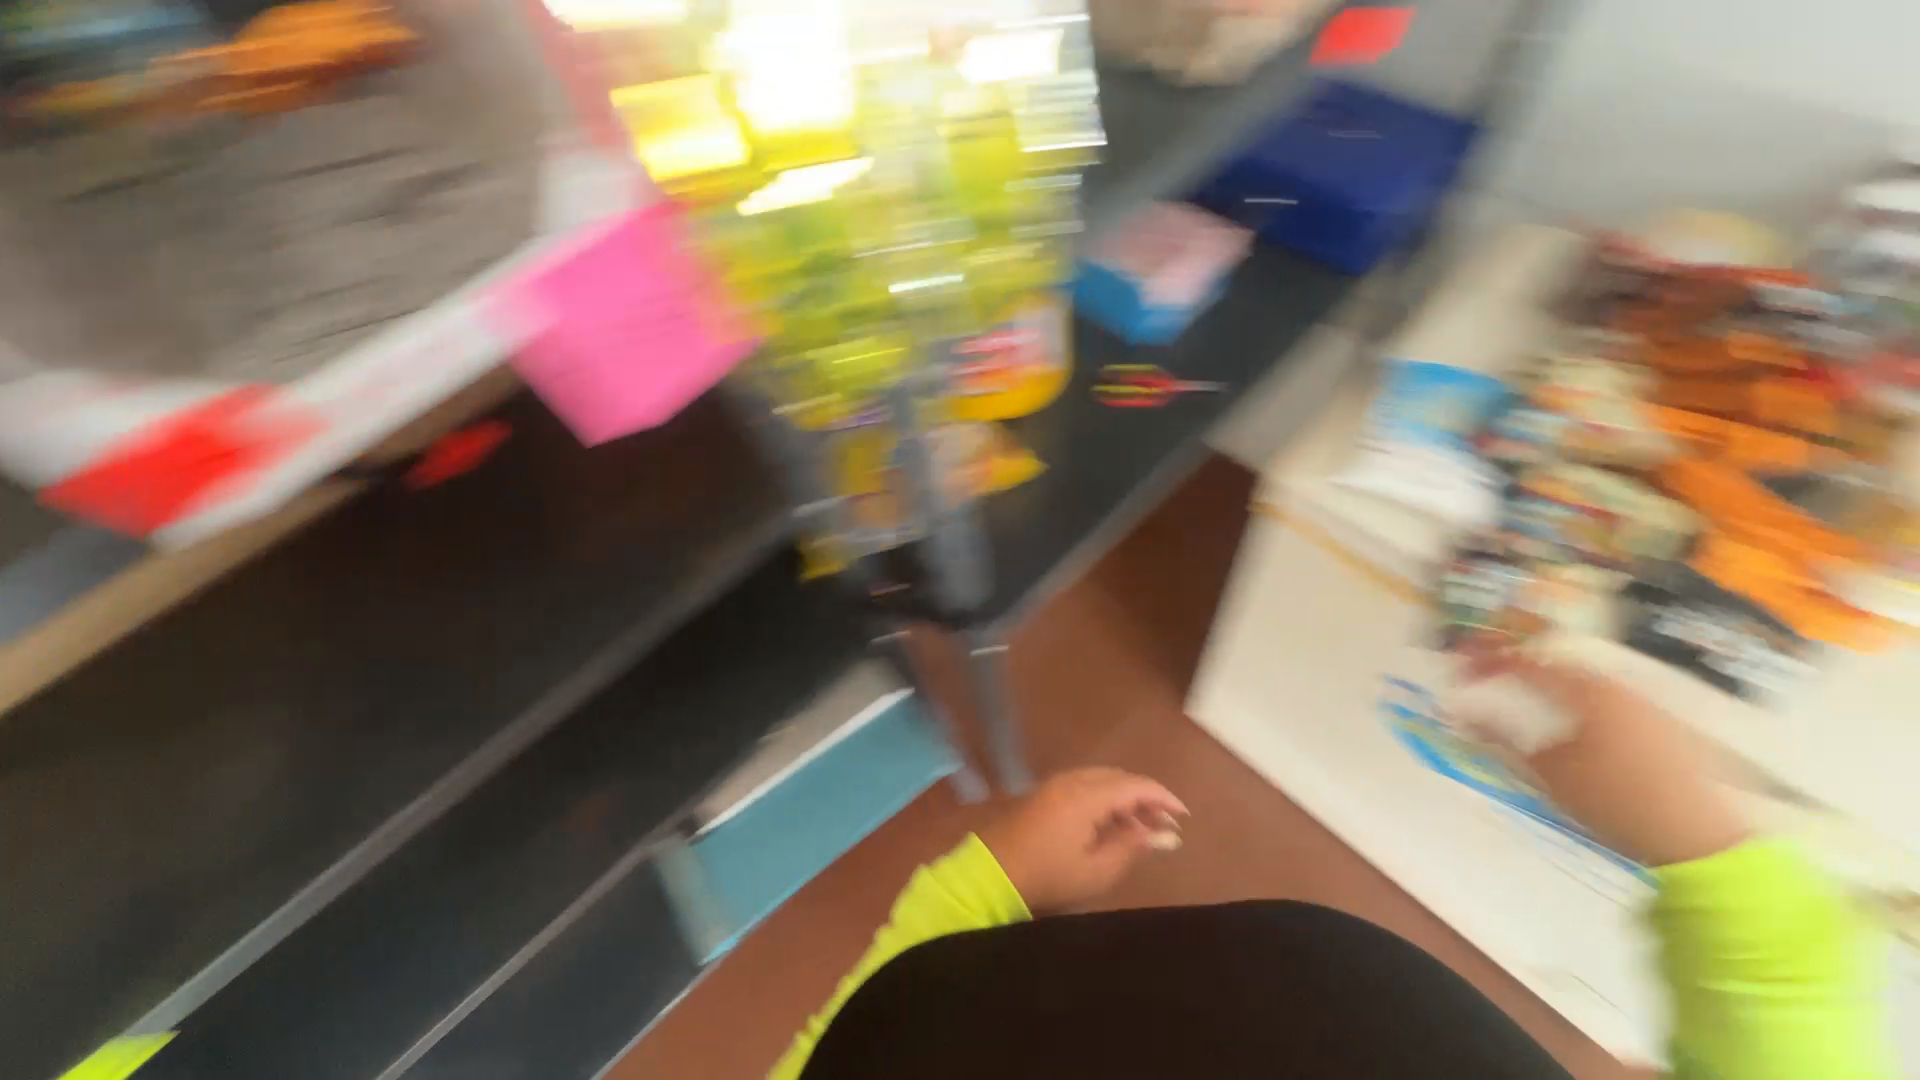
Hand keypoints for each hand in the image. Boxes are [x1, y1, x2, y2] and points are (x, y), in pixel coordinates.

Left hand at [976, 768, 1188, 912]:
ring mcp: (1054, 785)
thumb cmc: (1048, 877)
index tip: (1183, 817)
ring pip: (1100, 781)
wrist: (991, 875)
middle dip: (1145, 798)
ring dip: (1124, 799)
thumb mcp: (1097, 871)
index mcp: (1086, 795)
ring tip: (1141, 829)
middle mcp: (1071, 780)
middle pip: (1118, 778)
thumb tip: (1162, 834)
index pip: (1135, 785)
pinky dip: (1104, 800)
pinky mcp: (1043, 794)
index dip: (1163, 798)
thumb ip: (1131, 847)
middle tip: (1164, 826)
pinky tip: (1111, 825)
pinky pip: (1084, 787)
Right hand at [1460, 649, 1749, 867]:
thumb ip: (1501, 736)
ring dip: (1551, 687)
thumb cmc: (1613, 802)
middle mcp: (1620, 688)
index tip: (1460, 669)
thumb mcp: (1546, 771)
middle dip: (1521, 669)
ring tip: (1526, 702)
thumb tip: (1463, 714)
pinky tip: (1573, 726)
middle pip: (1560, 665)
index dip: (1487, 662)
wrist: (1699, 841)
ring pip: (1587, 683)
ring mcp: (1649, 707)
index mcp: (1587, 692)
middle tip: (1491, 678)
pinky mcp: (1668, 728)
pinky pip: (1612, 701)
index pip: (1525, 663)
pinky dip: (1580, 703)